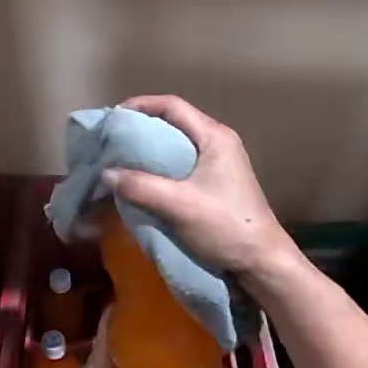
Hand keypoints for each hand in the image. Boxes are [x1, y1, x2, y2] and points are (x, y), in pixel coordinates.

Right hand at [103, 94, 302, 281]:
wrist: (261, 262)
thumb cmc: (227, 226)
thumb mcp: (179, 205)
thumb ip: (141, 186)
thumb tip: (105, 173)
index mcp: (214, 137)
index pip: (172, 105)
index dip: (140, 105)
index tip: (113, 118)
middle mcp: (216, 142)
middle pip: (172, 121)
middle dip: (139, 126)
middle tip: (111, 139)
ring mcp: (216, 162)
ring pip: (173, 143)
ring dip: (146, 147)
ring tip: (118, 158)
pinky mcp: (211, 181)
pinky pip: (176, 162)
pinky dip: (155, 165)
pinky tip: (138, 178)